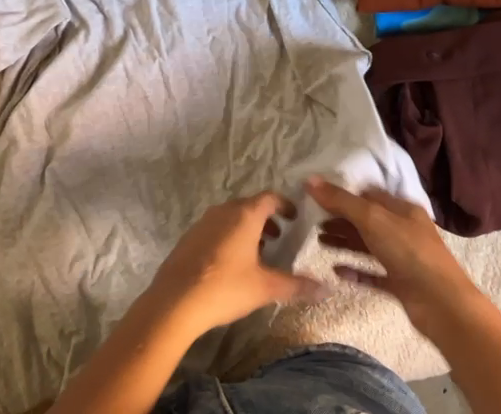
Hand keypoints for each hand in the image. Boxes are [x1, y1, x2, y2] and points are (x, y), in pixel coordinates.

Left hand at [139, 192, 325, 338]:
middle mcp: (224, 211)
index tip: (295, 217)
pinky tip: (231, 263)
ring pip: (231, 217)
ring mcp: (203, 222)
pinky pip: (216, 228)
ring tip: (258, 252)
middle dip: (266, 219)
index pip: (270, 198)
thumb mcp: (265, 288)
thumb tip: (325, 289)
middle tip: (280, 237)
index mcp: (245, 215)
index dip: (284, 205)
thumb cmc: (225, 287)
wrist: (175, 301)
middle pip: (250, 206)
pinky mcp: (189, 237)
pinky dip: (229, 236)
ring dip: (247, 228)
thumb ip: (296, 285)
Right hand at [308, 178, 487, 337]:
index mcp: (403, 209)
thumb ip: (342, 201)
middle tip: (312, 220)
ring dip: (344, 242)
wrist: (442, 305)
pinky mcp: (400, 284)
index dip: (344, 194)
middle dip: (341, 219)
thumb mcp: (373, 219)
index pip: (370, 195)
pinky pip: (372, 274)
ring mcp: (402, 259)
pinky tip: (336, 271)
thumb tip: (310, 180)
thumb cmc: (409, 252)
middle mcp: (403, 231)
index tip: (318, 195)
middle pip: (366, 221)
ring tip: (318, 241)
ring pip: (368, 246)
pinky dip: (355, 271)